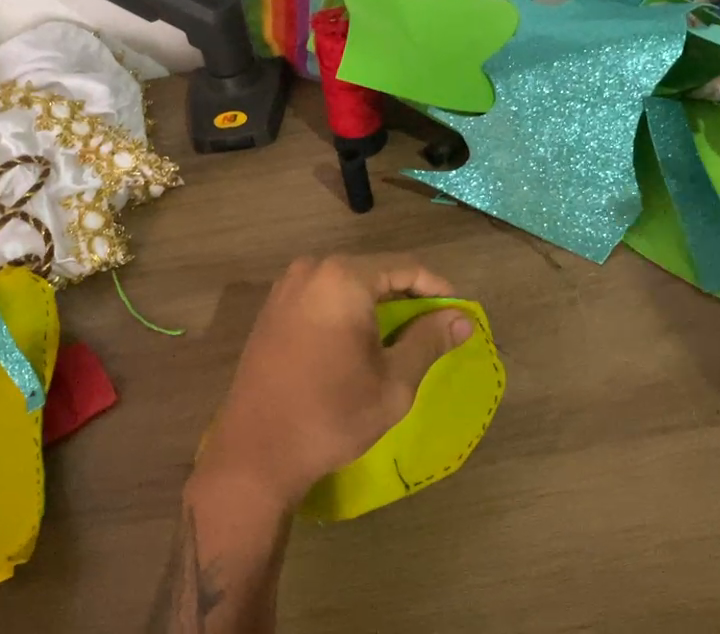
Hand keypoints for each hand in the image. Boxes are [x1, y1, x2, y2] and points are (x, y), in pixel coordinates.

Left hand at [194, 254, 473, 508]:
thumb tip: (462, 319)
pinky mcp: (272, 310)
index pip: (405, 266)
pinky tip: (361, 342)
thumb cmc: (332, 415)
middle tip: (434, 328)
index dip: (437, 288)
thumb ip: (429, 341)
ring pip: (347, 284)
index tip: (459, 315)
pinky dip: (347, 312)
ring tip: (403, 337)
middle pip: (375, 271)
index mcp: (343, 279)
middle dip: (408, 296)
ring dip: (377, 305)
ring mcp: (286, 288)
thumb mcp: (393, 382)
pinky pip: (322, 298)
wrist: (256, 452)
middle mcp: (311, 270)